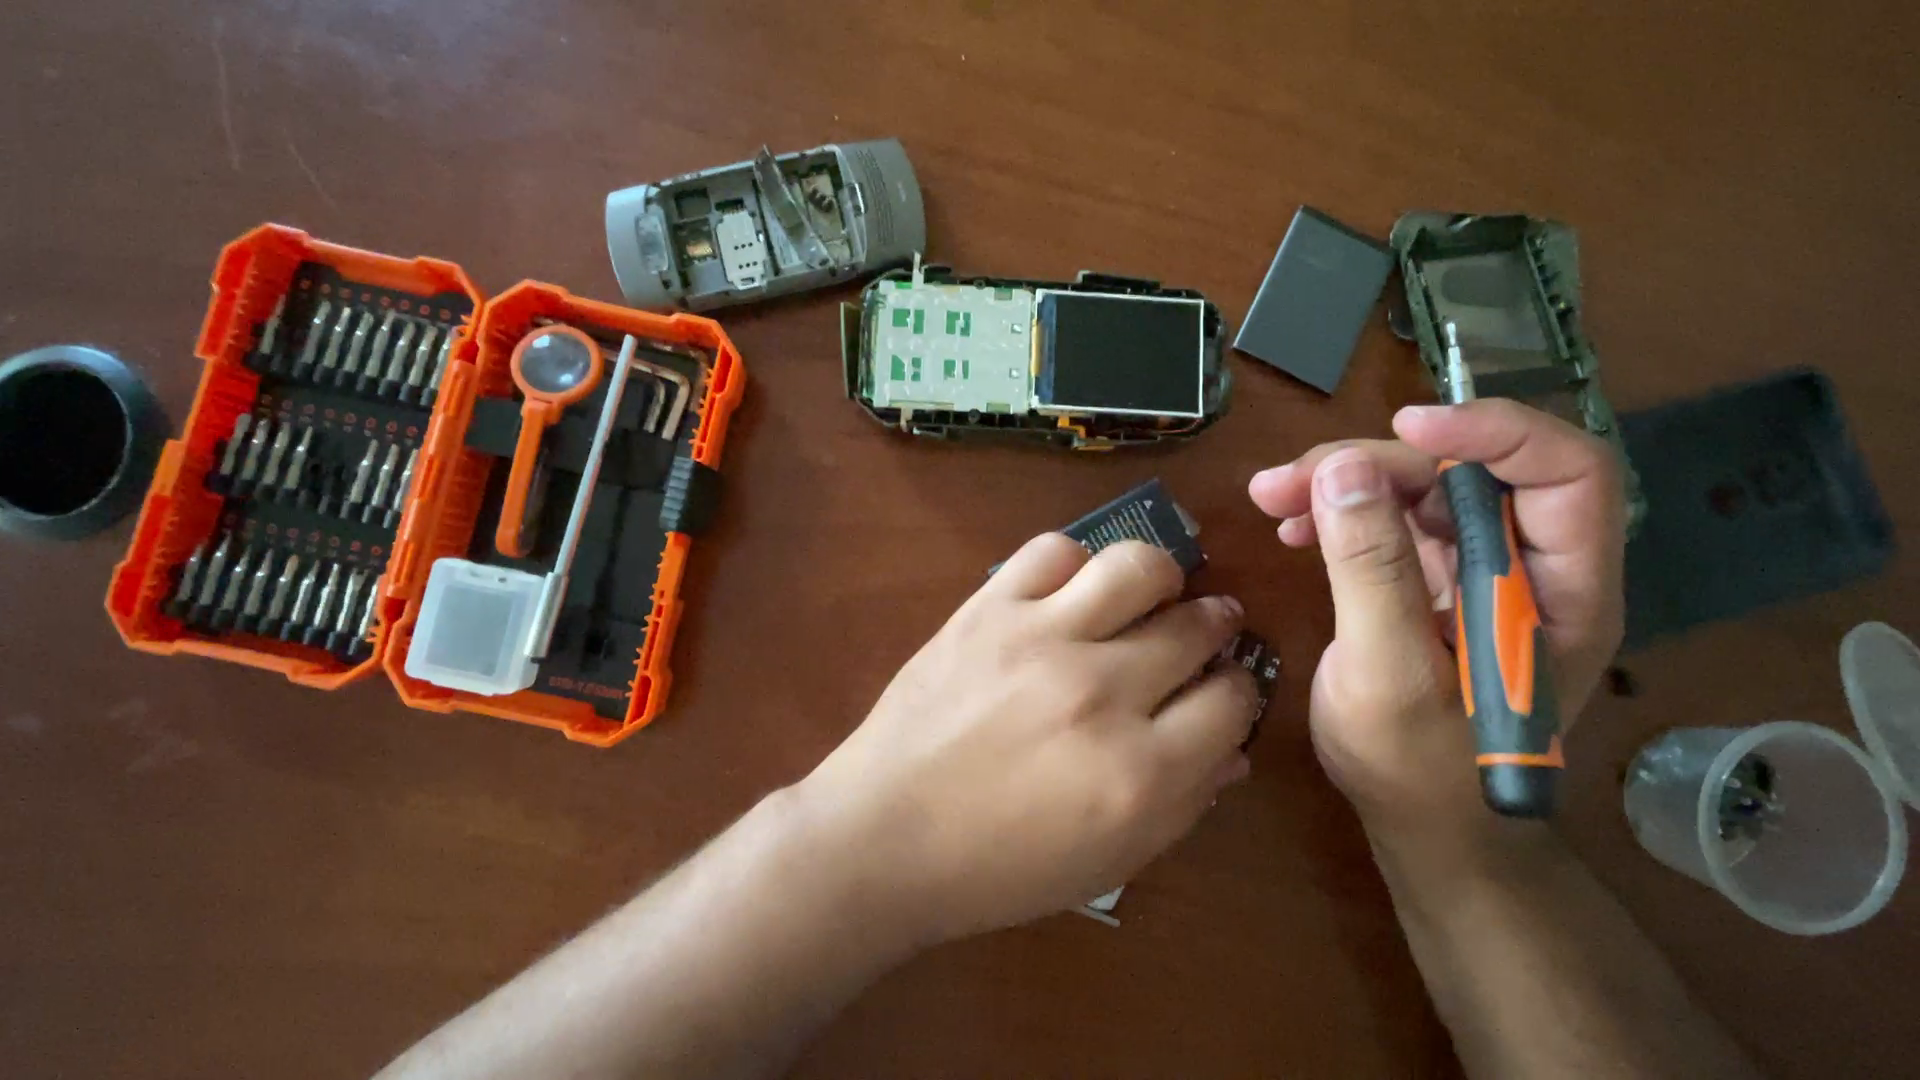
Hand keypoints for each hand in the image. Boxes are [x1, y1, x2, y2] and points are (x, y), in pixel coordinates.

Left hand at [793, 535, 1257, 944]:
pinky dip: (1075, 562)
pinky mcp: (987, 610)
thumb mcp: (1108, 860)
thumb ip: (1183, 802)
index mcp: (1140, 773)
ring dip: (1162, 576)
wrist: (885, 834)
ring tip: (1154, 592)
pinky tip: (1074, 589)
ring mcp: (1040, 640)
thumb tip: (1233, 746)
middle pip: (1195, 628)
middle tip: (1205, 628)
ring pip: (1137, 567)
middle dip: (1214, 627)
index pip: (1231, 701)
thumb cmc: (1000, 866)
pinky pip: (1053, 550)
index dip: (1237, 690)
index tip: (1223, 687)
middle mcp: (1101, 693)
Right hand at [1246, 400, 1626, 849]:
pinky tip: (1292, 529)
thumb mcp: (1388, 674)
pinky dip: (1341, 515)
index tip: (1402, 427)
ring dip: (1345, 484)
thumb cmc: (1419, 769)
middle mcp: (1532, 568)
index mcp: (1564, 591)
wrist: (1424, 825)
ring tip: (1270, 498)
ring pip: (1422, 491)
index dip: (1495, 431)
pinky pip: (1394, 523)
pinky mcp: (1435, 584)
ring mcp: (1482, 574)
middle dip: (1375, 465)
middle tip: (1284, 481)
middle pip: (1469, 473)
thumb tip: (1340, 469)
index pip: (1565, 474)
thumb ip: (1372, 571)